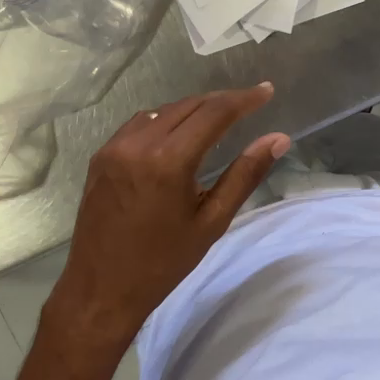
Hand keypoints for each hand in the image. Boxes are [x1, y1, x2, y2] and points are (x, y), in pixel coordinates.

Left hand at [44, 83, 290, 352]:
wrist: (101, 289)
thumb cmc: (163, 262)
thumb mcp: (212, 221)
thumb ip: (245, 175)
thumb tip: (278, 139)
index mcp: (169, 161)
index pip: (214, 112)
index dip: (244, 99)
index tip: (267, 91)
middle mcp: (138, 144)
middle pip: (188, 105)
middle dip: (220, 101)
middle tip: (249, 104)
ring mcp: (114, 148)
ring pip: (162, 111)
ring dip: (192, 109)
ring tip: (217, 119)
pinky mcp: (100, 157)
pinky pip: (138, 124)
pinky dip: (164, 121)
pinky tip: (178, 135)